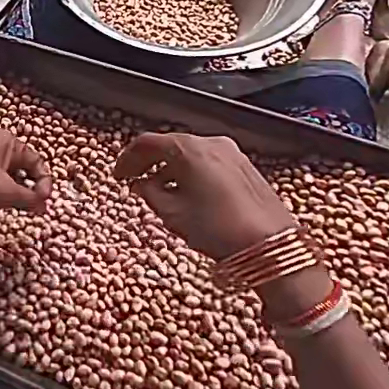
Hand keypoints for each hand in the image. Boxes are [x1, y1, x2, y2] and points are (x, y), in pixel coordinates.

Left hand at [0, 128, 51, 213]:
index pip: (36, 160)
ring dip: (12, 192)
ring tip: (14, 208)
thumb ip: (29, 199)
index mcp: (6, 139)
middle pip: (21, 167)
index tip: (45, 202)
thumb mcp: (5, 192)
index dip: (44, 182)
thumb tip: (44, 205)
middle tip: (33, 208)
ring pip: (4, 175)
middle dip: (28, 188)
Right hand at [112, 132, 295, 259]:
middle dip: (148, 162)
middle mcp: (212, 143)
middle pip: (170, 145)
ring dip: (169, 168)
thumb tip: (141, 185)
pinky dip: (190, 172)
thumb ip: (149, 193)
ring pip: (190, 154)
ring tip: (157, 190)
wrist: (270, 245)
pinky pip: (208, 162)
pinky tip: (184, 193)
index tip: (118, 175)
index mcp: (190, 149)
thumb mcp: (172, 213)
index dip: (127, 158)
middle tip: (133, 180)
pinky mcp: (245, 168)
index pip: (147, 143)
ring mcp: (232, 154)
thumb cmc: (218, 228)